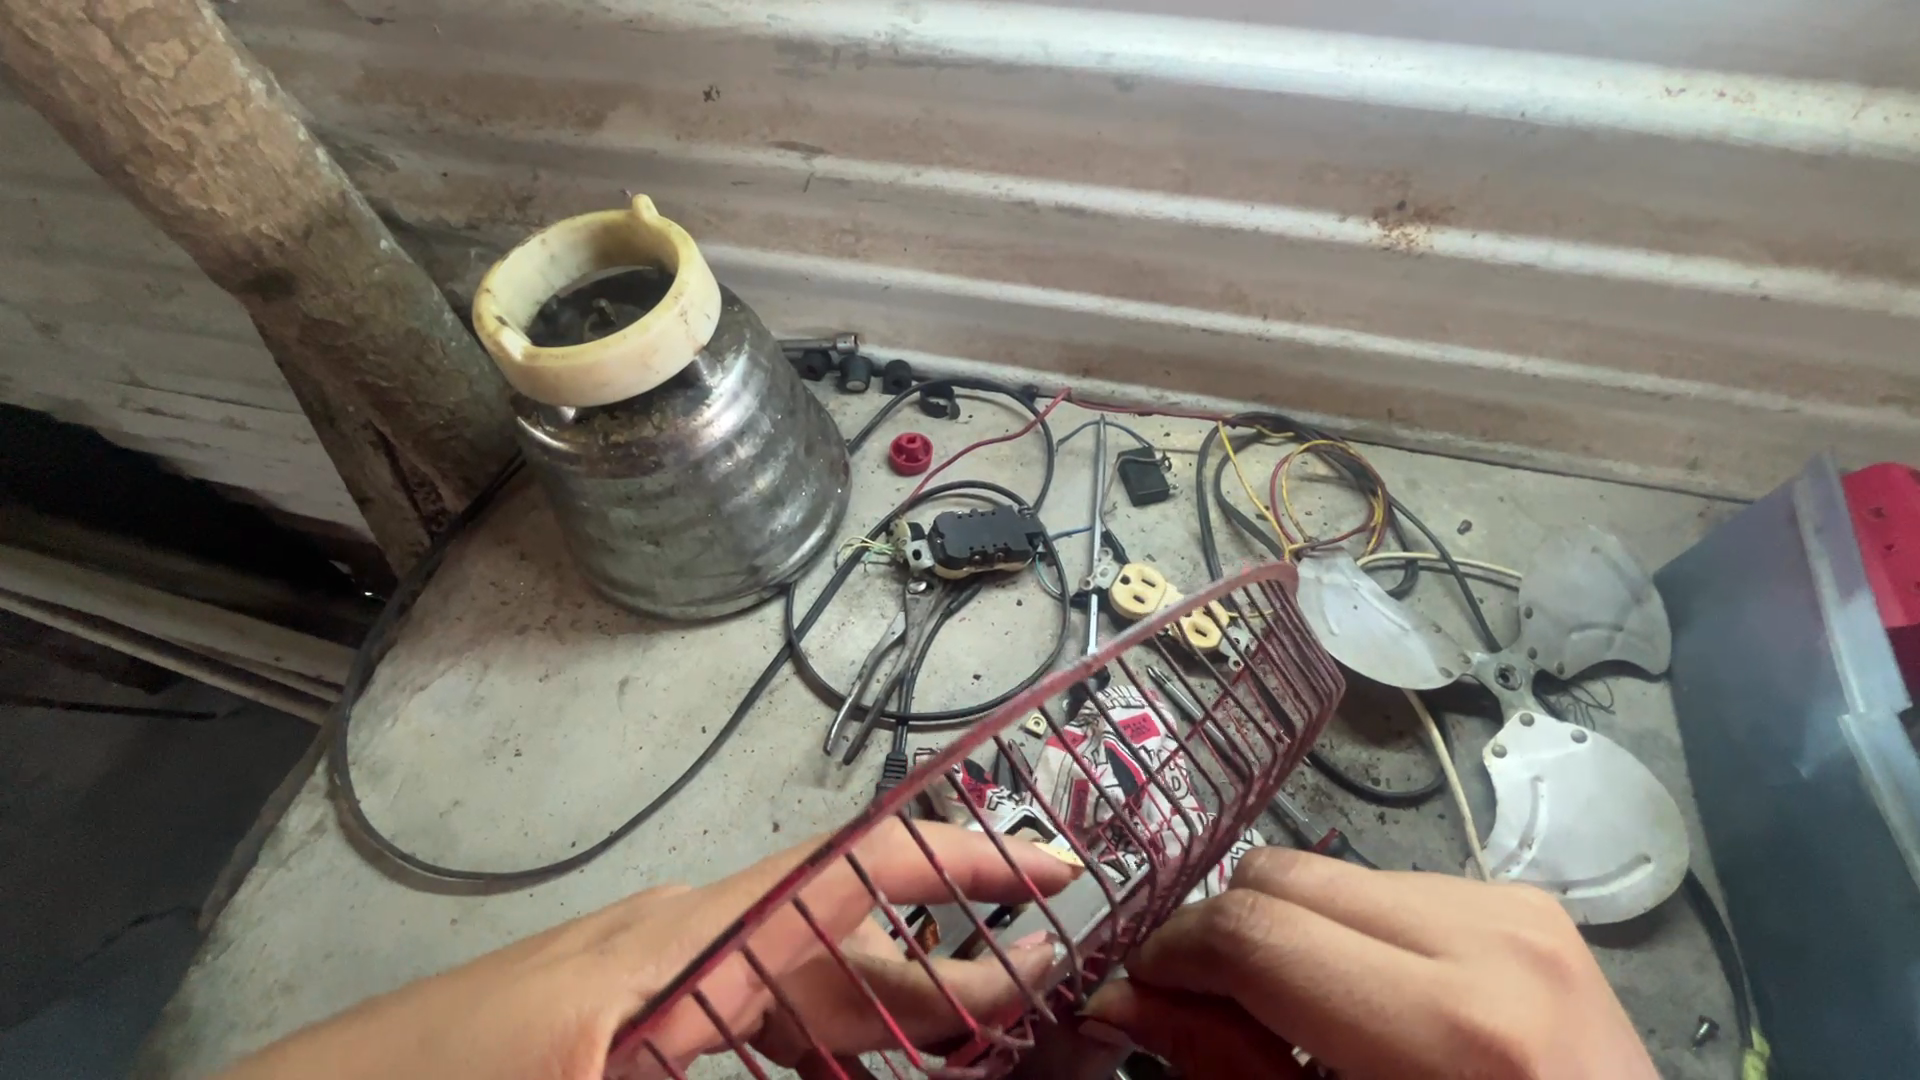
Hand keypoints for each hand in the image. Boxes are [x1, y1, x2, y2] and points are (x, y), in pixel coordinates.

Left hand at [217, 820, 1079, 1079]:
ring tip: (967, 1041)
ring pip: (814, 981)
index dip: (958, 862)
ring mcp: (676, 972)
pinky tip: (850, 1063)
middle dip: (949, 964)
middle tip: (1041, 986)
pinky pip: (765, 1015)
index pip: (854, 870)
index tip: (1044, 872)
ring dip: (892, 1012)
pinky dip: (823, 1040)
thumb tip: (845, 1048)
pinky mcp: (650, 1013)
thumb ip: (722, 1051)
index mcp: (702, 931)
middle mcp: (703, 932)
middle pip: (851, 936)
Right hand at [1084, 847, 1656, 1078]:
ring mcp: (1516, 909)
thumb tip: (1118, 999)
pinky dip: (1339, 930)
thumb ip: (1223, 1067)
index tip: (1138, 983)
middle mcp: (1493, 938)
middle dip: (1223, 933)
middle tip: (1208, 999)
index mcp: (1461, 1033)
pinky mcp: (1522, 903)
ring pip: (1320, 872)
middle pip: (1279, 878)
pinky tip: (1366, 997)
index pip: (1257, 933)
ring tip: (1299, 1009)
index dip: (1174, 952)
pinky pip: (1375, 885)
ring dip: (1283, 930)